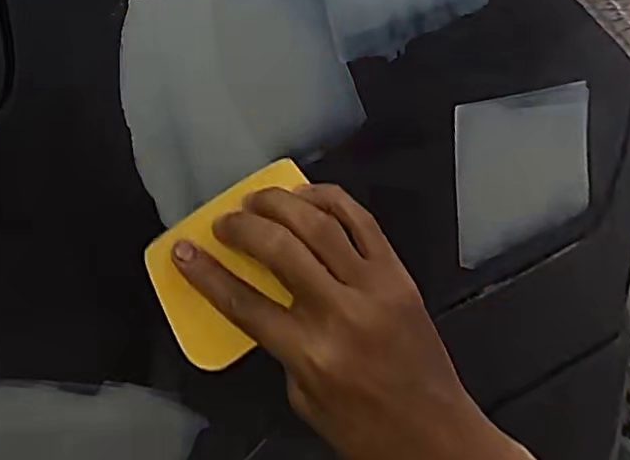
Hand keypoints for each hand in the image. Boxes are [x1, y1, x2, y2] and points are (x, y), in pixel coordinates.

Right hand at [172, 186, 530, 459]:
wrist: (446, 446)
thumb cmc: (368, 431)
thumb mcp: (305, 399)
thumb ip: (278, 343)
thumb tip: (257, 291)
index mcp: (314, 355)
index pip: (244, 303)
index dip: (205, 272)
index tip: (182, 249)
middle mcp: (342, 315)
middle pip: (278, 248)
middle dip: (240, 226)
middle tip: (223, 222)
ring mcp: (375, 288)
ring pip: (317, 223)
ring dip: (276, 202)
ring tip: (255, 200)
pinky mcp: (399, 274)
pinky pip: (360, 219)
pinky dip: (326, 197)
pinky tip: (302, 195)